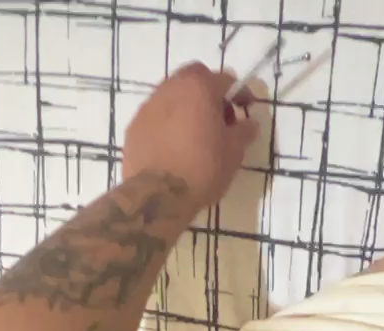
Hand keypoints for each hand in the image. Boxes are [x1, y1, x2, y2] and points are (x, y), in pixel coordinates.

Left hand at [122, 63, 258, 208]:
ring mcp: (148, 106)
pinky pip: (156, 118)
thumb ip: (244, 132)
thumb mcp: (233, 153)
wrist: (158, 196)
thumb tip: (250, 123)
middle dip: (209, 95)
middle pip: (194, 80)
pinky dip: (167, 126)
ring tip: (194, 136)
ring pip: (172, 97)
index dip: (239, 94)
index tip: (245, 111)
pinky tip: (173, 148)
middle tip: (217, 121)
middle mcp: (171, 87)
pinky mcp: (133, 127)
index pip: (225, 80)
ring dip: (186, 109)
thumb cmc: (202, 170)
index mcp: (199, 87)